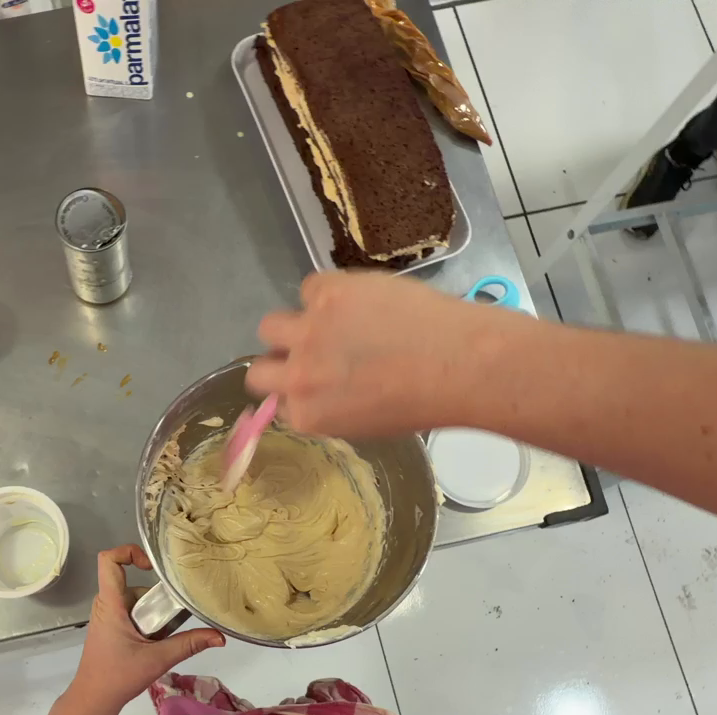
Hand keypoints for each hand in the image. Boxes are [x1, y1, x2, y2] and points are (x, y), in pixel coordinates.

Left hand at [64, 546, 224, 714]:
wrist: (93, 700)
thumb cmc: (117, 677)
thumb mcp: (157, 659)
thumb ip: (189, 644)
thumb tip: (219, 636)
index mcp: (111, 603)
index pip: (109, 561)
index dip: (129, 552)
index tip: (152, 565)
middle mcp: (107, 604)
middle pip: (131, 583)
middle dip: (155, 596)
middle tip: (175, 613)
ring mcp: (108, 616)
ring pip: (135, 600)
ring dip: (154, 613)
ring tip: (169, 631)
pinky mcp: (112, 628)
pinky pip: (133, 613)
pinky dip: (148, 622)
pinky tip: (160, 640)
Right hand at [247, 271, 536, 436]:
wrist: (459, 363)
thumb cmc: (422, 403)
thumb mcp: (364, 425)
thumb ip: (327, 409)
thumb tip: (316, 393)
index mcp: (307, 415)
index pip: (276, 402)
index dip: (291, 390)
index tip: (309, 383)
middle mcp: (298, 377)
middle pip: (258, 370)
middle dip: (277, 363)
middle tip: (307, 354)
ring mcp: (309, 332)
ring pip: (271, 326)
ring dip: (292, 326)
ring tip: (327, 323)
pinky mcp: (327, 293)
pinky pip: (309, 288)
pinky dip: (325, 293)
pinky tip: (356, 300)